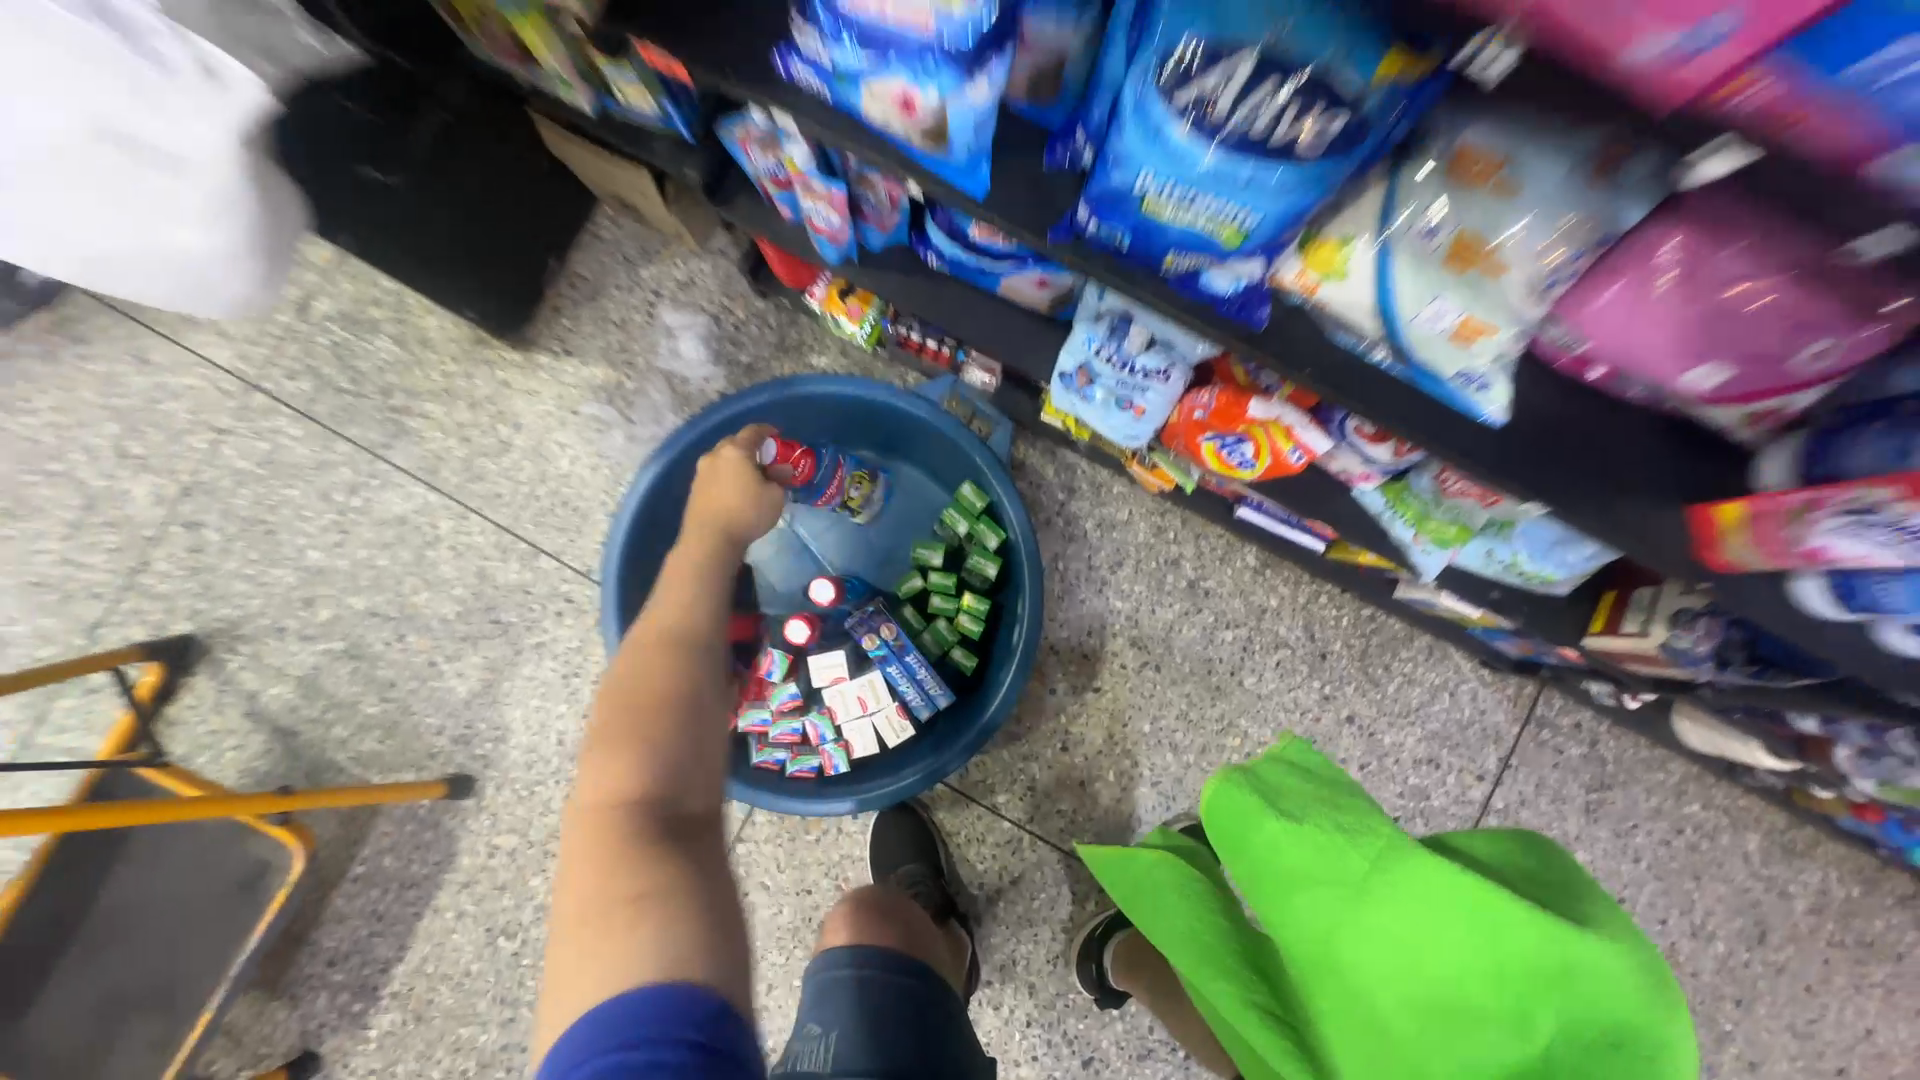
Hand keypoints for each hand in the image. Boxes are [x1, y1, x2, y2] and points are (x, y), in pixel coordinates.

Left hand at [681, 424, 785, 552]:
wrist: (710, 539)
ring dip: (736, 463)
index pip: (753, 431)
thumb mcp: (775, 496)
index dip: (766, 430)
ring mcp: (701, 472)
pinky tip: (734, 491)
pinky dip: (726, 476)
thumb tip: (782, 470)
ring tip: (749, 477)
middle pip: (734, 442)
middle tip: (763, 458)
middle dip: (749, 447)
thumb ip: (780, 479)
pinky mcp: (694, 488)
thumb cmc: (747, 513)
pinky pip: (714, 474)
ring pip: (722, 459)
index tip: (776, 434)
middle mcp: (715, 455)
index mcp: (736, 451)